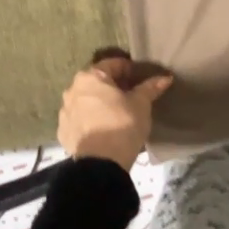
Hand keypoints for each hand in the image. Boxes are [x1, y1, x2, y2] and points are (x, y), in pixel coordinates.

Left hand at [57, 50, 173, 170]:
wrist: (100, 164)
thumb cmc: (122, 125)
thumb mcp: (141, 105)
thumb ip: (150, 88)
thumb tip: (165, 77)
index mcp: (91, 77)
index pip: (114, 64)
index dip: (130, 69)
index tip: (141, 79)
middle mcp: (72, 89)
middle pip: (97, 82)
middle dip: (113, 86)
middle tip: (131, 96)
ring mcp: (65, 111)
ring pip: (86, 100)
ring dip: (100, 103)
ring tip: (116, 114)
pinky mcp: (63, 131)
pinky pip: (79, 119)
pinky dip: (90, 120)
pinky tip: (103, 129)